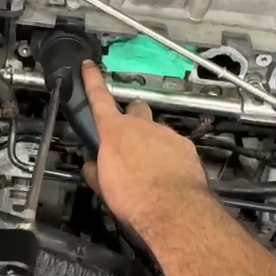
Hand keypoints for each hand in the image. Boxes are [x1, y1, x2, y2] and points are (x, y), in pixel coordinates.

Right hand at [81, 62, 213, 234]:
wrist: (172, 209)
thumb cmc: (134, 197)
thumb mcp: (103, 185)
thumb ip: (96, 170)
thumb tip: (92, 167)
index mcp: (115, 131)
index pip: (99, 98)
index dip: (92, 80)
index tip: (90, 66)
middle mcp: (141, 126)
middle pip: (135, 109)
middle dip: (132, 118)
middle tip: (129, 138)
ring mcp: (165, 134)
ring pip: (156, 130)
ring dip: (152, 143)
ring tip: (150, 168)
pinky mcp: (185, 146)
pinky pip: (174, 145)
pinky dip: (170, 156)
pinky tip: (168, 174)